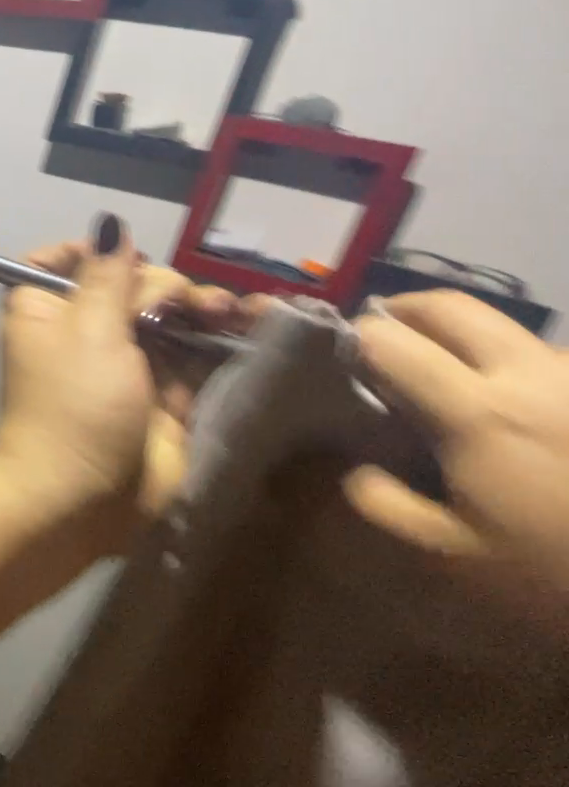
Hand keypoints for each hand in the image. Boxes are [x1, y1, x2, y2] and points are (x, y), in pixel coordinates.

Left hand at [0, 216, 243, 549]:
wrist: (80, 498)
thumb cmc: (73, 405)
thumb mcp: (88, 331)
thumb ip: (107, 279)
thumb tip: (107, 226)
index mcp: (42, 311)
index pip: (57, 263)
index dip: (93, 254)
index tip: (131, 258)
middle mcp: (79, 333)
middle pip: (126, 288)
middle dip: (165, 283)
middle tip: (196, 300)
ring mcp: (122, 366)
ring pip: (165, 320)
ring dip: (200, 308)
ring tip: (231, 311)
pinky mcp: (160, 397)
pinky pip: (192, 357)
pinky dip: (220, 342)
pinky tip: (253, 326)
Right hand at [350, 291, 568, 610]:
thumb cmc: (557, 572)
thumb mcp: (448, 554)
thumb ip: (381, 501)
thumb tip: (361, 469)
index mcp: (481, 412)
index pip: (389, 339)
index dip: (351, 343)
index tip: (333, 365)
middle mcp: (536, 379)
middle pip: (452, 308)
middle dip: (400, 313)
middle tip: (376, 344)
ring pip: (505, 331)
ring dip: (460, 344)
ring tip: (444, 385)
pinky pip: (547, 362)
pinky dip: (508, 371)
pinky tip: (509, 414)